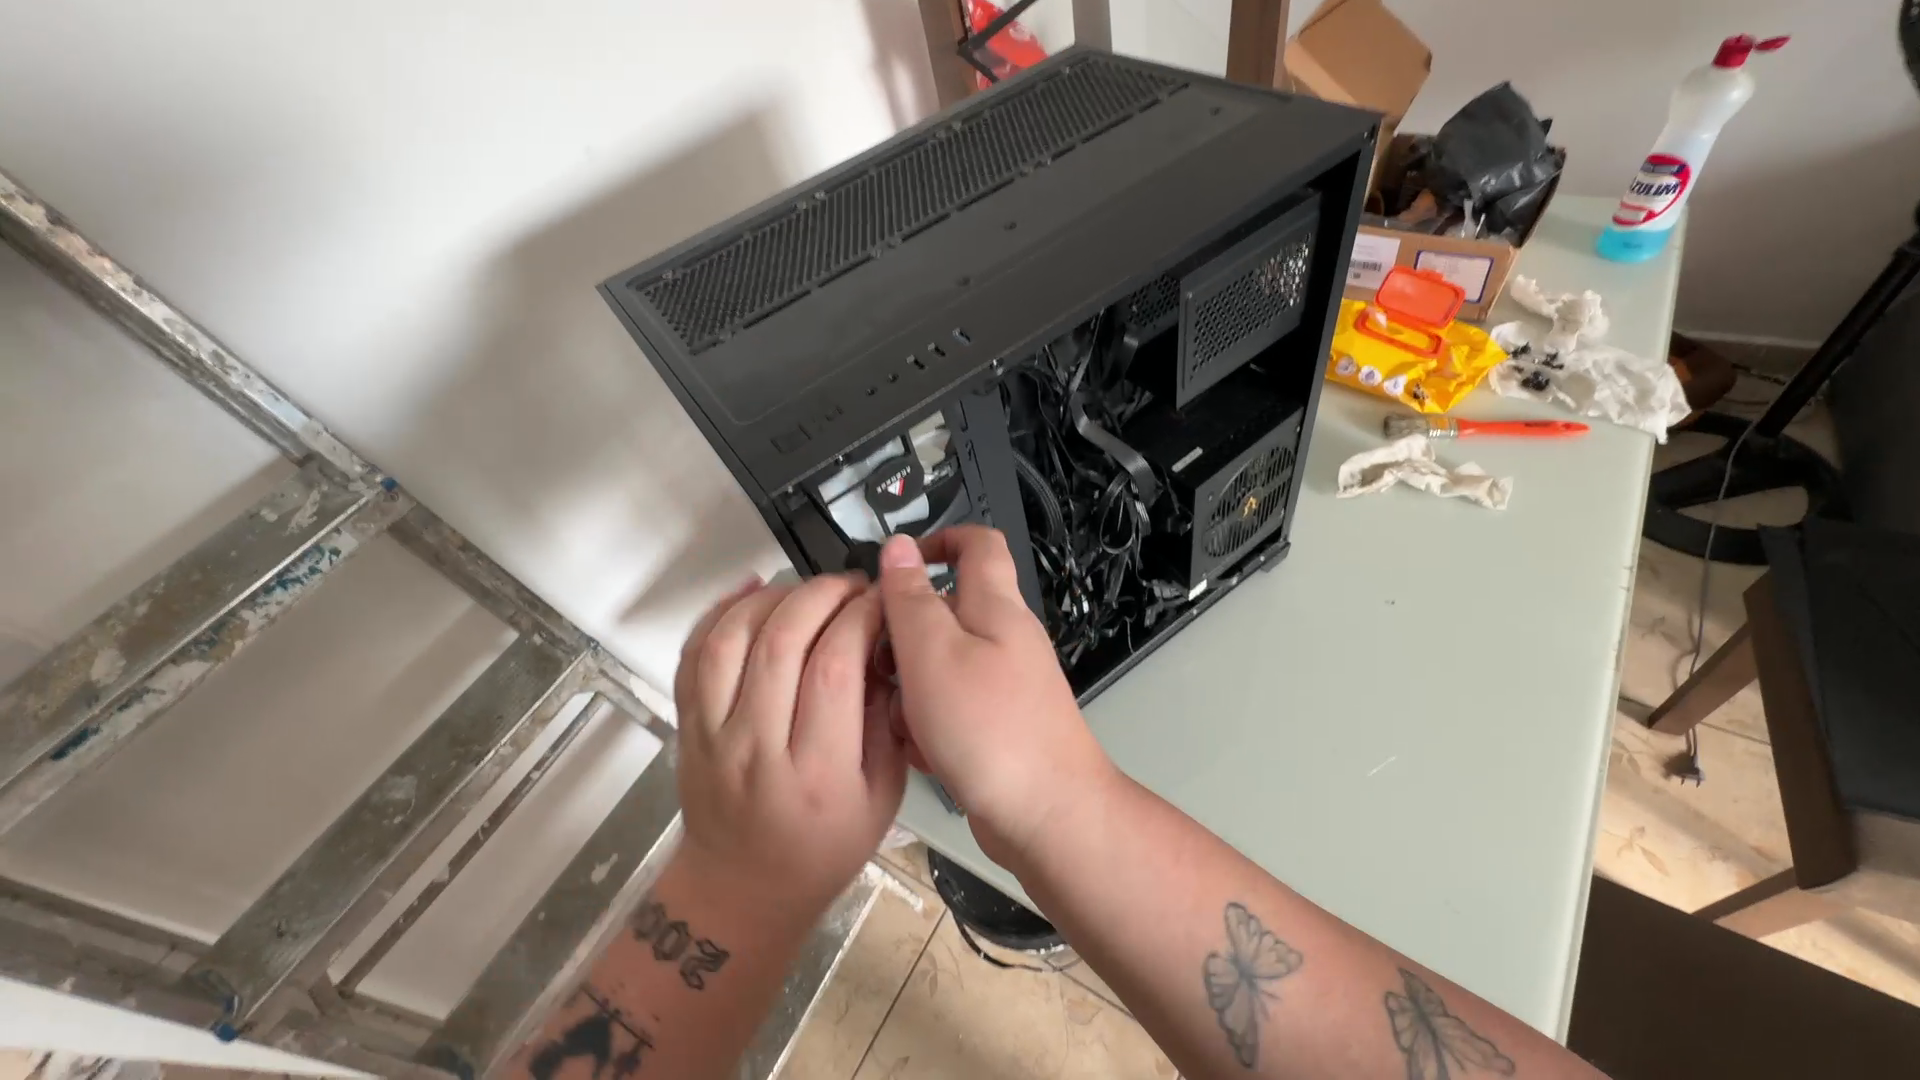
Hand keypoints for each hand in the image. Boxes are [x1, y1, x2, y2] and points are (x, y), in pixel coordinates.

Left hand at [674, 574, 907, 920]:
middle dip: (823, 594)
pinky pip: (693, 655)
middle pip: (782, 641)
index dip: (860, 617)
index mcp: (816, 773)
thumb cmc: (823, 849)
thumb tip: (881, 650)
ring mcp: (710, 735)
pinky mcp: (685, 726)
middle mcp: (756, 747)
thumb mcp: (881, 799)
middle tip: (851, 584)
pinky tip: (753, 590)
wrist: (741, 889)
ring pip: (731, 639)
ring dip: (774, 597)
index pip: (835, 667)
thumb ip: (885, 723)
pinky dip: (719, 612)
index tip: (881, 599)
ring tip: (808, 589)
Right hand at [875, 529, 1117, 865]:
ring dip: (909, 686)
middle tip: (875, 661)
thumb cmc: (989, 727)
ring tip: (896, 717)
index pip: (978, 545)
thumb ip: (911, 599)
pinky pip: (950, 708)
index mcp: (996, 607)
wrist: (1047, 816)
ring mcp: (1004, 685)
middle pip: (946, 611)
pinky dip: (927, 723)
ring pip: (940, 665)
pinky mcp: (998, 726)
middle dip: (903, 633)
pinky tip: (917, 750)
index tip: (896, 565)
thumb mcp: (933, 653)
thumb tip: (899, 545)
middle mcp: (1005, 639)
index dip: (939, 541)